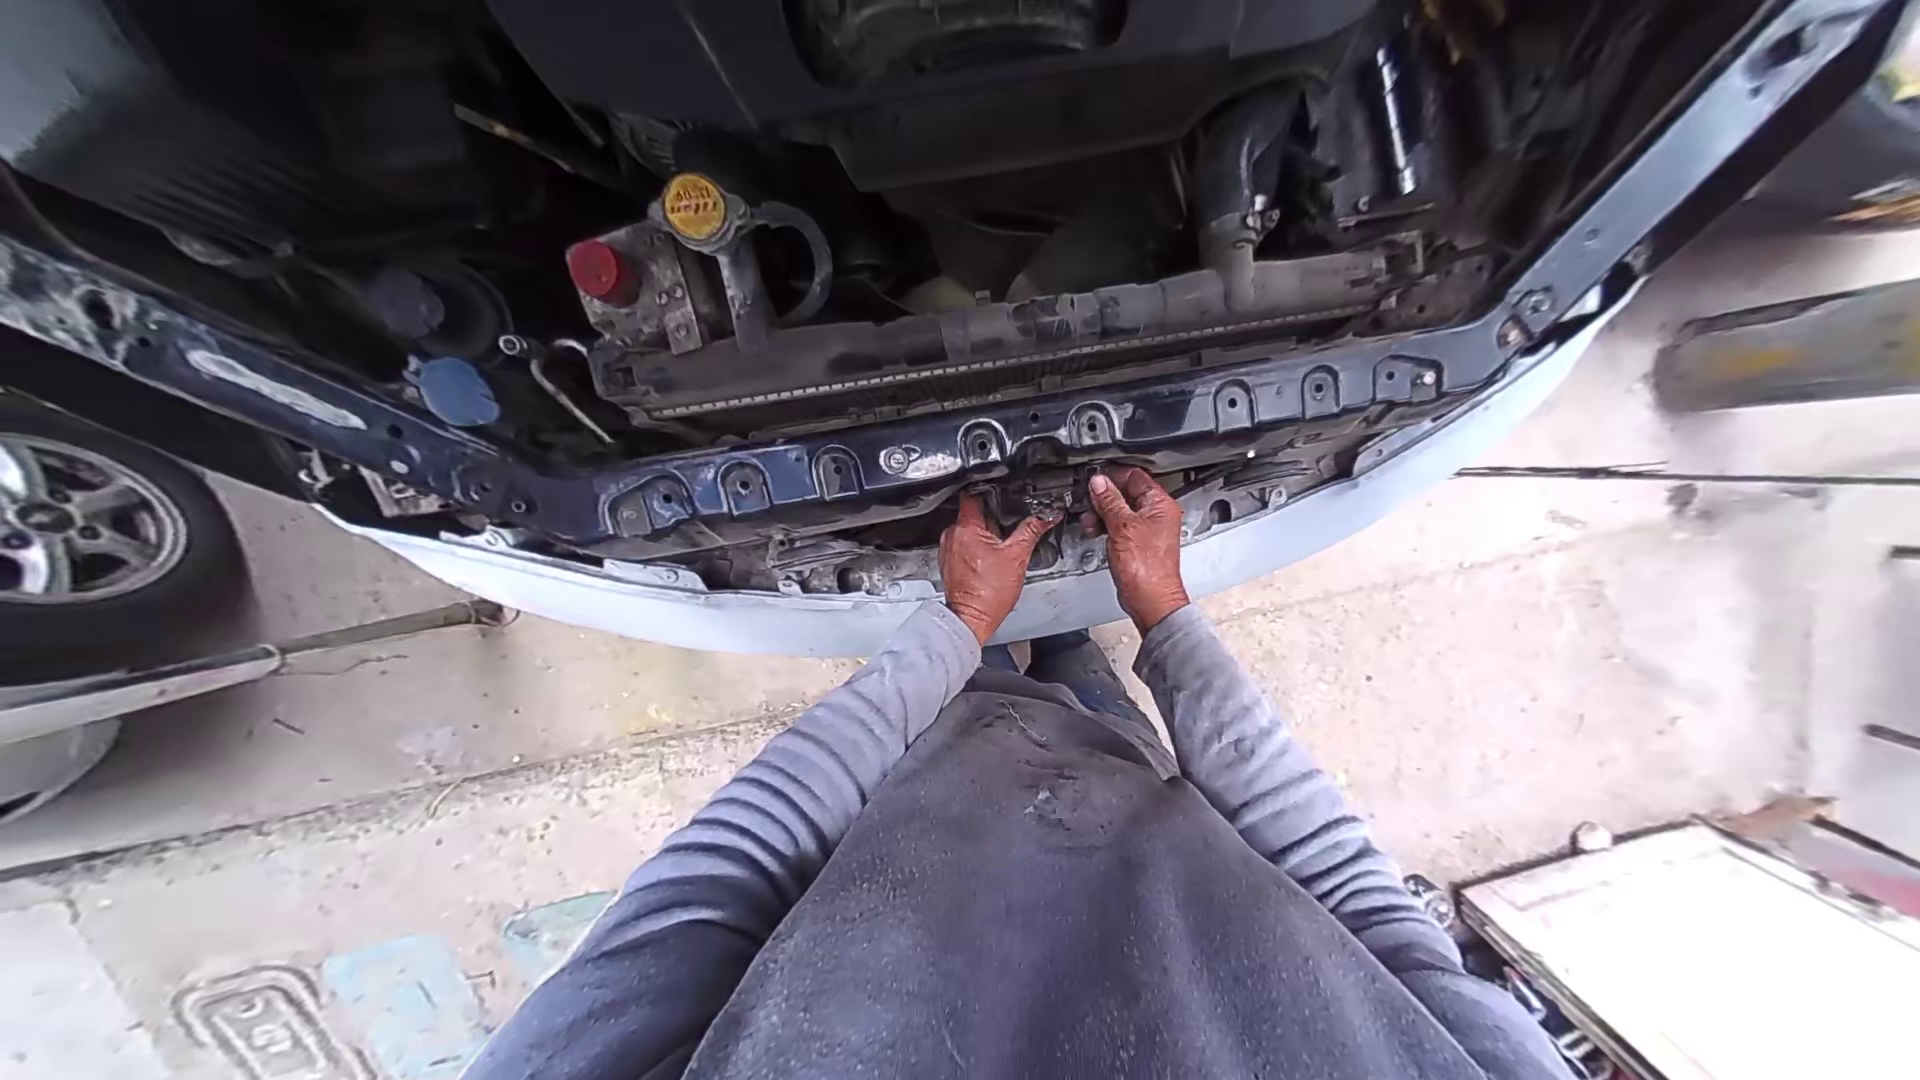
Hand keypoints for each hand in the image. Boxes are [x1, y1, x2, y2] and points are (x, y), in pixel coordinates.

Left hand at [939, 493, 1060, 645]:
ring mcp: (948, 549)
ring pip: (969, 530)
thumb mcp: (1017, 557)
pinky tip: (989, 560)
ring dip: (985, 534)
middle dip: (992, 518)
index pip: (973, 495)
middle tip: (1008, 529)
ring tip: (1000, 548)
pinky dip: (976, 548)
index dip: (990, 491)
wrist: (972, 619)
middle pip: (973, 513)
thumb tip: (1045, 516)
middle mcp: (952, 535)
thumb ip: (1031, 530)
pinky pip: (963, 545)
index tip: (1002, 494)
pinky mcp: (949, 562)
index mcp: (965, 528)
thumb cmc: (988, 594)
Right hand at [1086, 467, 1189, 632]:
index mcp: (1160, 505)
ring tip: (1090, 521)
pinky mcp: (1136, 543)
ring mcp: (1146, 530)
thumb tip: (1099, 483)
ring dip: (1102, 512)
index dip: (1113, 476)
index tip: (1094, 481)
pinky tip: (1095, 530)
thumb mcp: (1122, 526)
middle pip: (1126, 492)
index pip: (1135, 476)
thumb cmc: (1146, 569)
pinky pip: (1118, 526)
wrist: (1149, 598)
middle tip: (1090, 503)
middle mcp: (1156, 515)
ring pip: (1119, 510)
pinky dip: (1105, 526)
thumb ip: (1109, 501)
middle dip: (1104, 497)